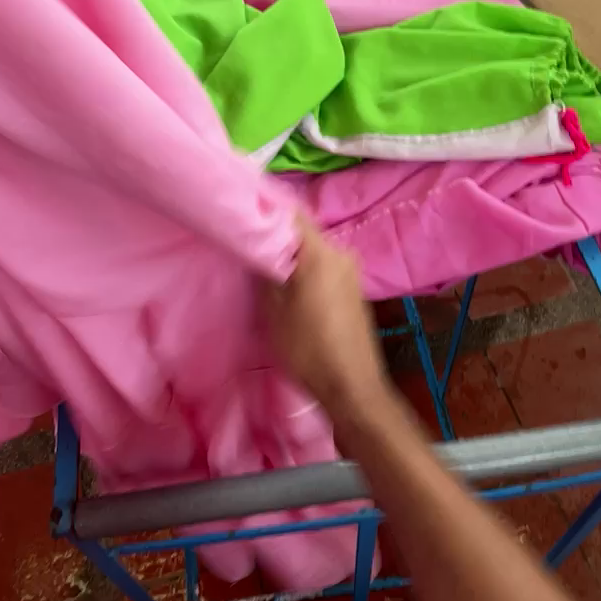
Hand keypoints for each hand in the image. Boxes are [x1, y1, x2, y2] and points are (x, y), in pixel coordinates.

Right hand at [264, 216, 390, 417]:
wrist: (351, 387)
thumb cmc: (307, 347)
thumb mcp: (273, 309)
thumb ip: (265, 269)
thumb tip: (257, 245)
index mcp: (321, 252)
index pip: (292, 214)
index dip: (267, 212)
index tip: (245, 218)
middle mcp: (341, 253)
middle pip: (304, 233)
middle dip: (278, 238)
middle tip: (251, 247)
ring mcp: (352, 272)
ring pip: (315, 252)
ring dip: (293, 257)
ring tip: (267, 269)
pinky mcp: (354, 290)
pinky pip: (326, 268)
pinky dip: (308, 271)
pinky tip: (292, 287)